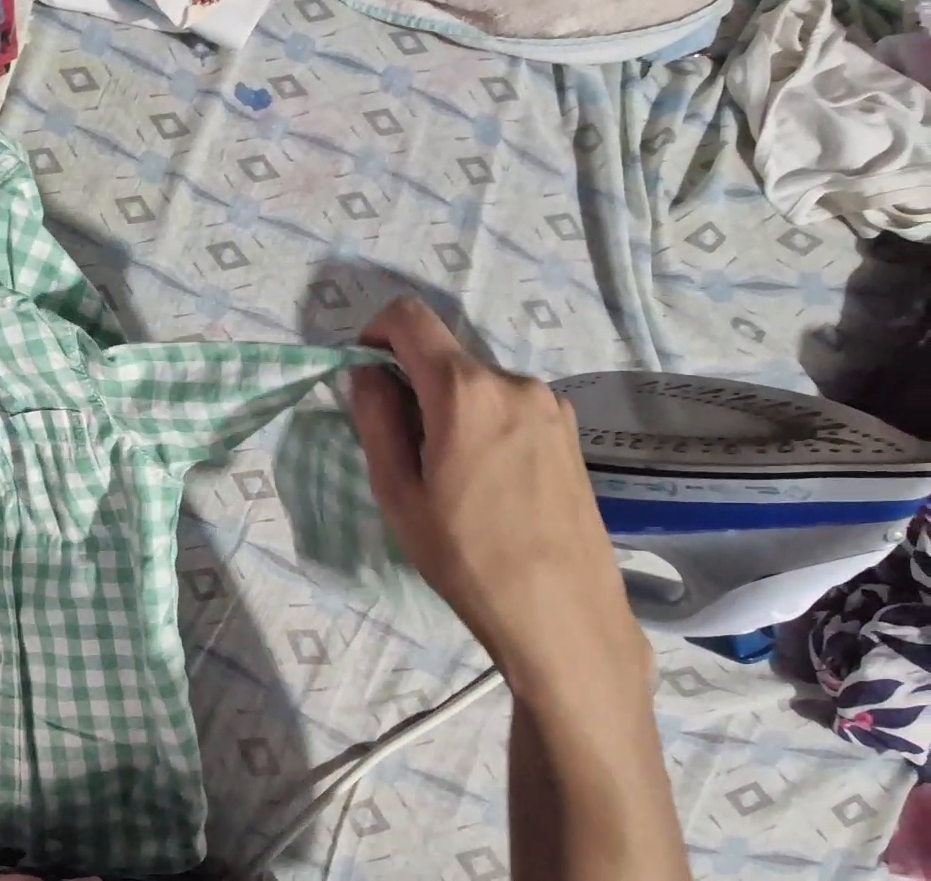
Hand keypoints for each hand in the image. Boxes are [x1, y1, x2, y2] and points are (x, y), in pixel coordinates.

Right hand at [347, 298, 649, 692]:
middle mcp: (515, 382)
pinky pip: (503, 402)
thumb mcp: (395, 488)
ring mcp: (550, 404)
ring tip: (441, 469)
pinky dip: (475, 418)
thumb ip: (374, 416)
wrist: (562, 616)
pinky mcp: (569, 429)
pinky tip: (479, 476)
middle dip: (407, 381)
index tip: (363, 376)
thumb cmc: (464, 554)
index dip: (373, 332)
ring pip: (472, 380)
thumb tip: (367, 373)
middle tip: (398, 443)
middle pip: (441, 353)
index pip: (409, 318)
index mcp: (466, 391)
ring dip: (442, 403)